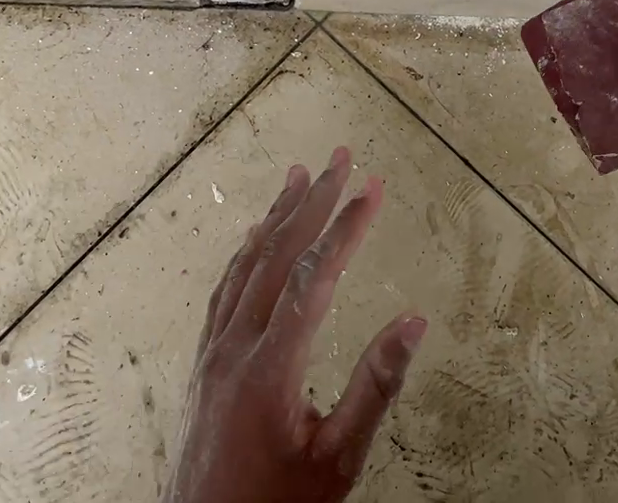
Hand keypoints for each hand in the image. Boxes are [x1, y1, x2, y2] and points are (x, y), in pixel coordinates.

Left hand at [164, 147, 427, 502]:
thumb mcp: (337, 460)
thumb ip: (374, 388)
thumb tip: (414, 323)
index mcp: (270, 366)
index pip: (314, 275)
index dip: (347, 226)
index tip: (374, 188)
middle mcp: (235, 345)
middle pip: (278, 253)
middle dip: (315, 200)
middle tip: (342, 158)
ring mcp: (213, 350)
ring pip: (246, 263)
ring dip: (278, 214)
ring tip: (301, 176)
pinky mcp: (203, 361)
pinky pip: (225, 288)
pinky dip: (247, 251)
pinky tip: (256, 236)